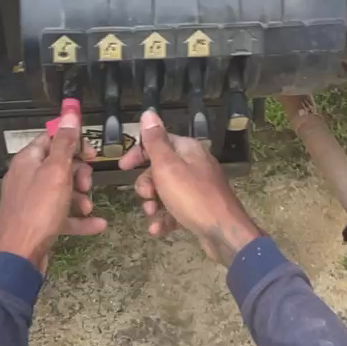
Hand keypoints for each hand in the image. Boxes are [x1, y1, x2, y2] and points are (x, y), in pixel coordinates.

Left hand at [0, 106, 106, 271]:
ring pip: (64, 190)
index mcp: (28, 160)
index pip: (53, 139)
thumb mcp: (57, 172)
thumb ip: (66, 142)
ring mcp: (32, 201)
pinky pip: (64, 215)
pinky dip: (80, 218)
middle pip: (61, 165)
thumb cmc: (38, 210)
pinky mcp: (39, 222)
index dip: (74, 143)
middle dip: (80, 174)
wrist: (20, 256)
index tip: (92, 154)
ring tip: (88, 207)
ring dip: (81, 197)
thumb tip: (70, 110)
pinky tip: (98, 225)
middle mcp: (28, 177)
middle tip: (87, 185)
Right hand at [118, 109, 262, 264]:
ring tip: (152, 215)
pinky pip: (175, 210)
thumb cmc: (192, 196)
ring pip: (165, 192)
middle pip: (160, 169)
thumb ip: (155, 141)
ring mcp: (198, 188)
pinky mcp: (199, 209)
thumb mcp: (168, 166)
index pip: (158, 142)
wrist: (224, 233)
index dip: (138, 153)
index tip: (122, 167)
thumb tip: (148, 113)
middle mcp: (194, 165)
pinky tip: (158, 230)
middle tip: (147, 196)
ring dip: (153, 204)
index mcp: (188, 149)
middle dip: (147, 185)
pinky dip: (165, 218)